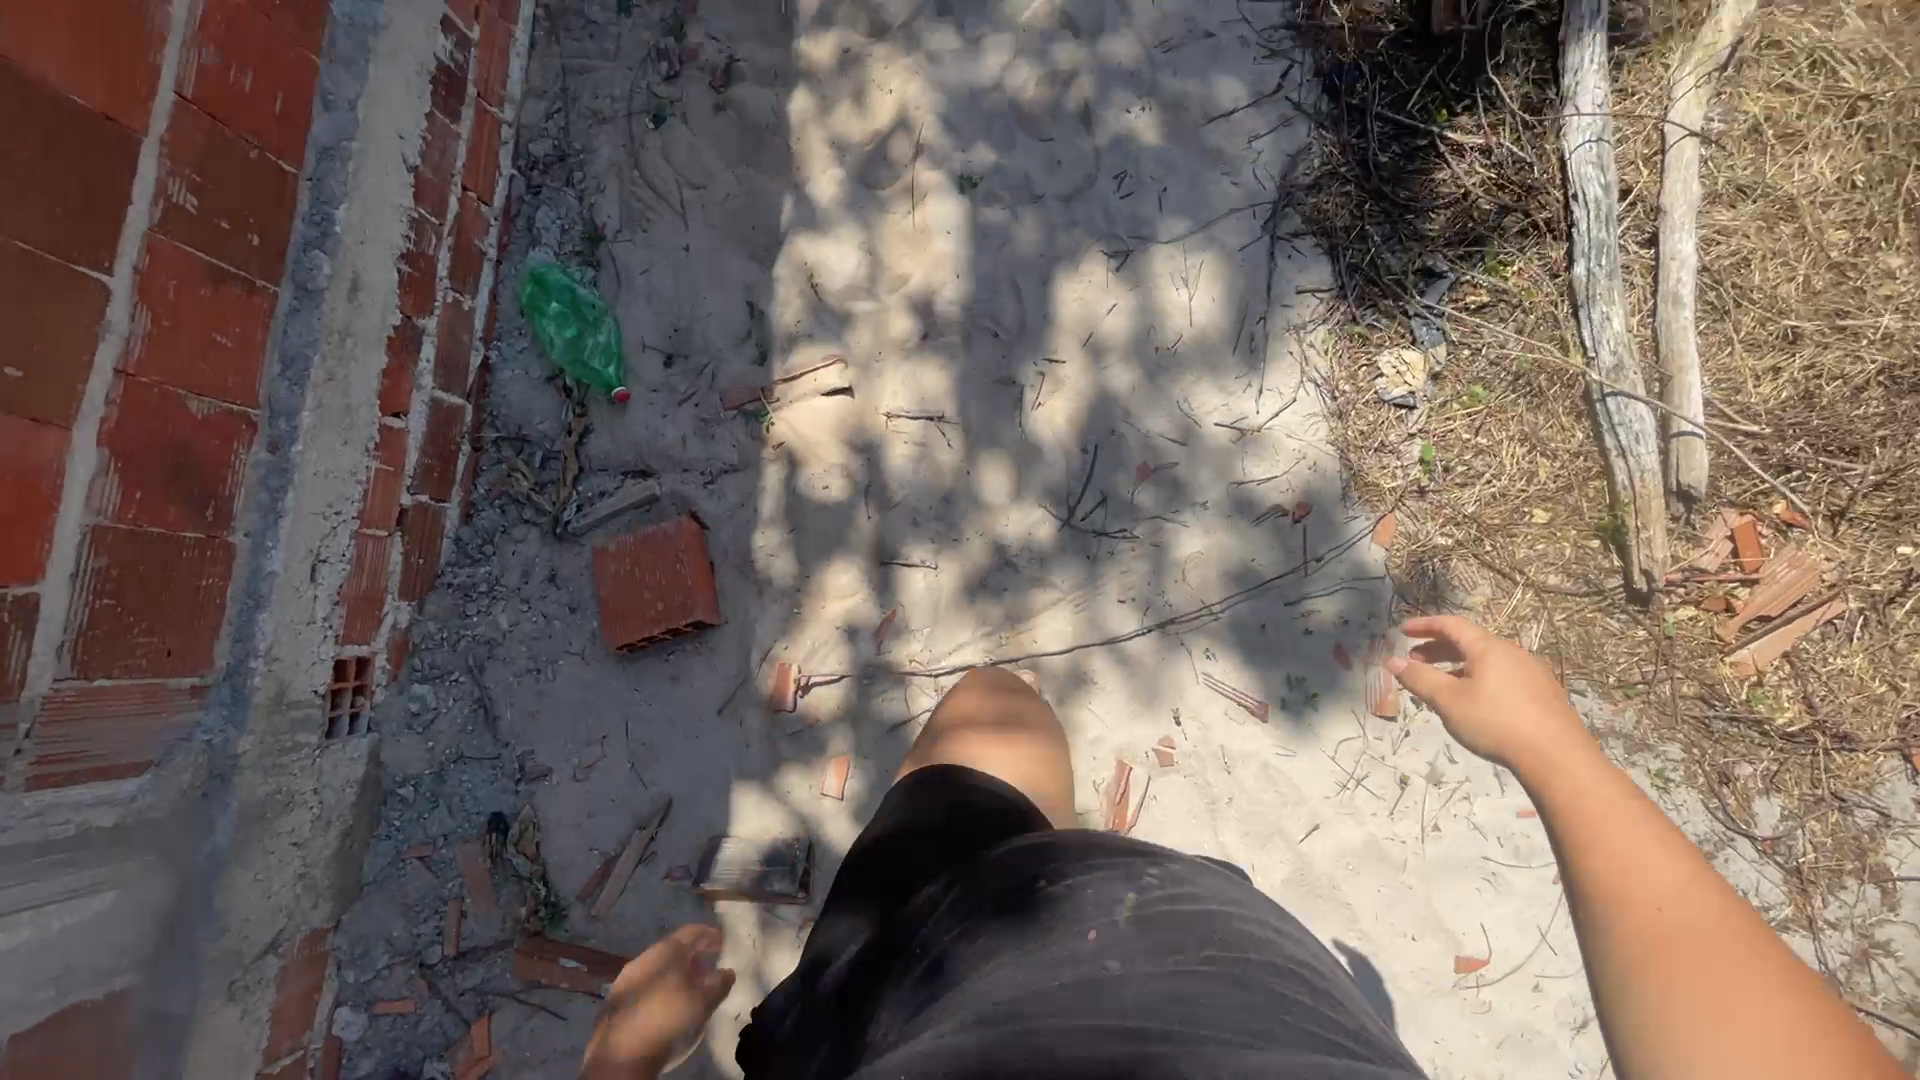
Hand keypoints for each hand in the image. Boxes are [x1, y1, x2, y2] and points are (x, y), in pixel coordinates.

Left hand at [581, 925, 735, 1079]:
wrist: (621, 1056)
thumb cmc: (668, 1018)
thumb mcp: (703, 1002)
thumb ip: (719, 984)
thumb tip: (726, 973)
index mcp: (666, 951)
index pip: (692, 932)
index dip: (709, 936)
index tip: (721, 944)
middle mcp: (644, 958)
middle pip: (673, 950)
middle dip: (692, 958)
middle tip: (707, 970)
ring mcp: (626, 979)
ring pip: (656, 969)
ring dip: (674, 975)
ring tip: (687, 991)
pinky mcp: (614, 1001)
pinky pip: (644, 986)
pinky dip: (659, 989)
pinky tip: (664, 1007)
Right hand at [1387, 615, 1593, 773]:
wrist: (1559, 757)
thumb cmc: (1496, 722)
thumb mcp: (1448, 700)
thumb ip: (1419, 678)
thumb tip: (1392, 661)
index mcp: (1489, 648)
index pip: (1451, 625)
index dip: (1424, 625)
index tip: (1401, 631)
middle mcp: (1513, 654)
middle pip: (1469, 642)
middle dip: (1437, 648)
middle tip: (1414, 661)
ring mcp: (1532, 674)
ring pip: (1486, 661)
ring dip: (1456, 666)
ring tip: (1439, 684)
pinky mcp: (1543, 694)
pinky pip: (1502, 676)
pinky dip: (1477, 678)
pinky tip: (1472, 701)